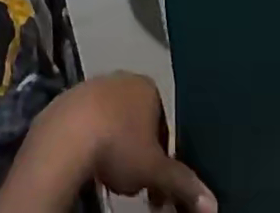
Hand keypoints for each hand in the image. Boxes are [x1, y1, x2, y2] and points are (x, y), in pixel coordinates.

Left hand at [38, 74, 215, 212]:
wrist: (66, 135)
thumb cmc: (118, 145)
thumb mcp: (155, 170)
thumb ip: (183, 183)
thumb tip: (213, 204)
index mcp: (148, 88)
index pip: (164, 125)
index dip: (162, 158)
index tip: (156, 185)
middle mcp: (123, 78)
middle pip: (138, 121)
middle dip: (138, 152)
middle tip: (132, 183)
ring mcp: (93, 85)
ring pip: (112, 120)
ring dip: (113, 146)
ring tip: (108, 175)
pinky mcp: (68, 97)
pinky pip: (86, 122)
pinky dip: (90, 140)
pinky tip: (87, 160)